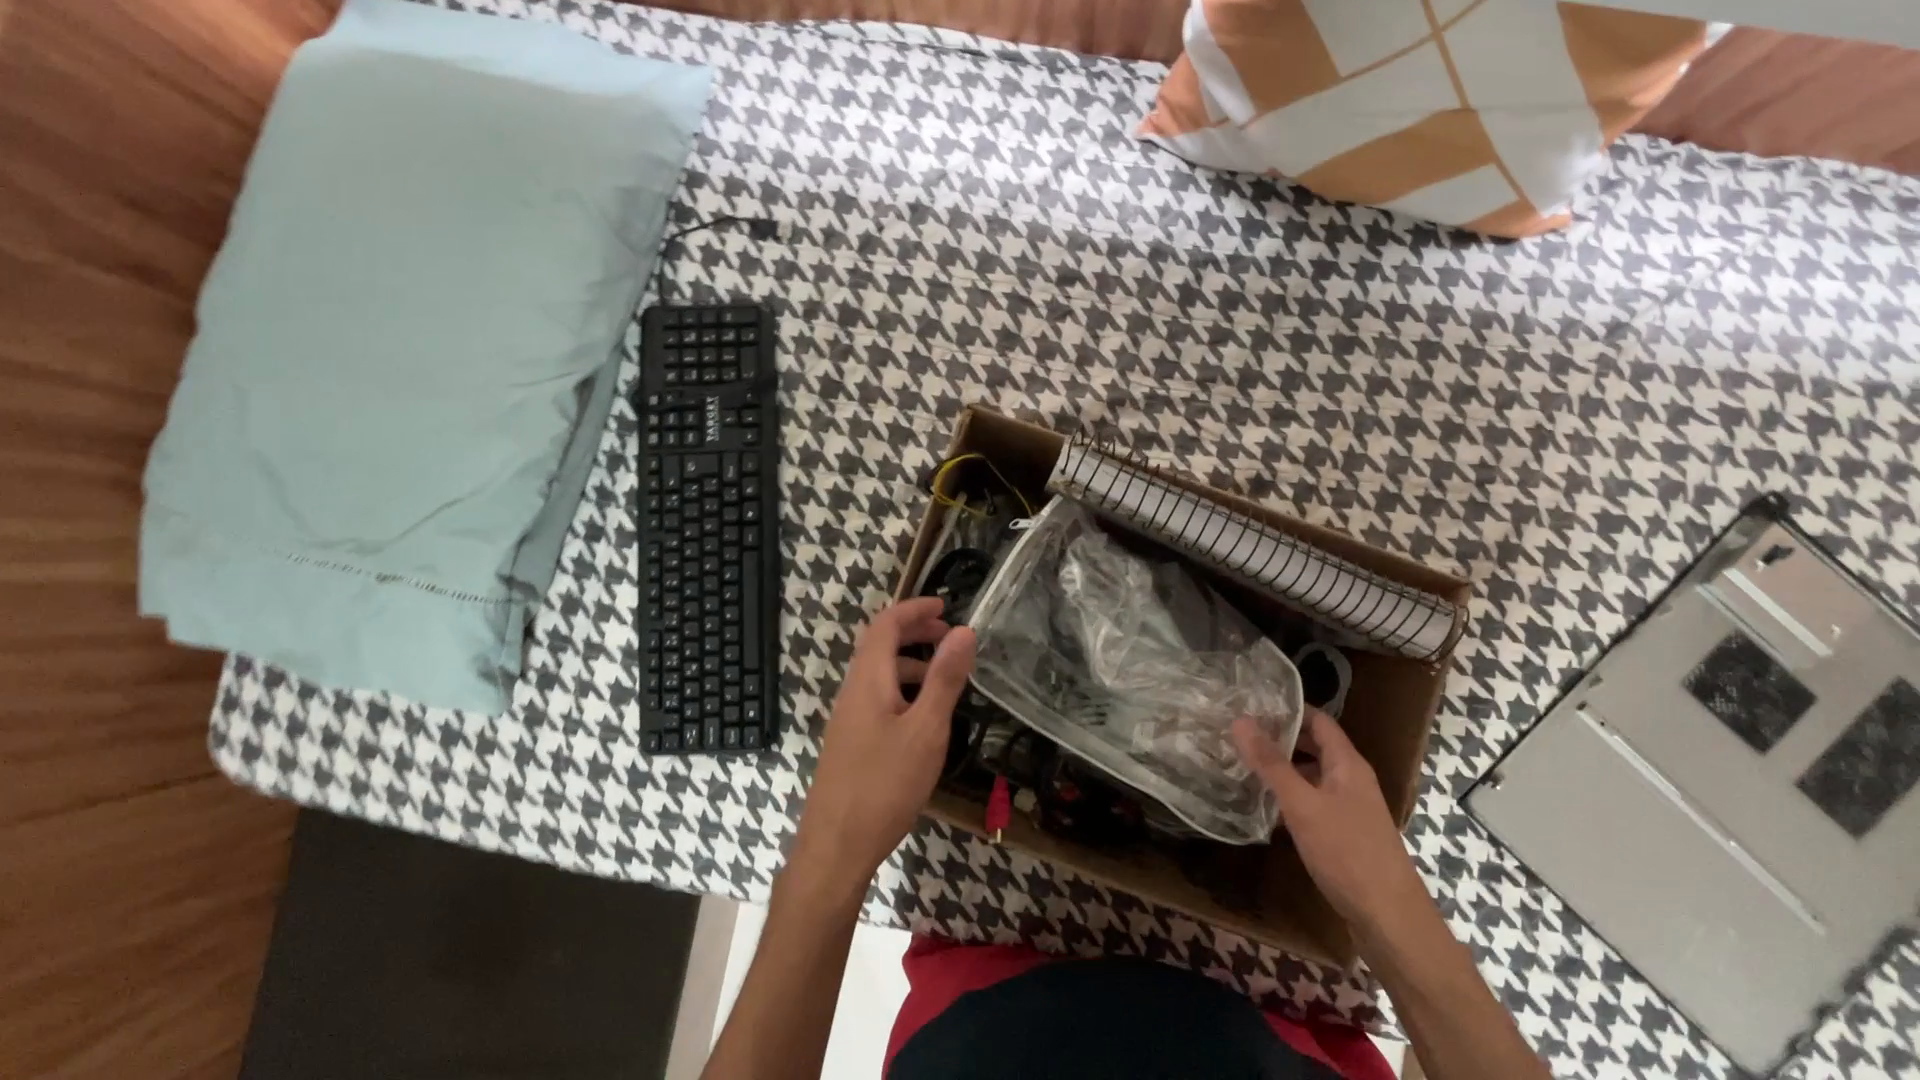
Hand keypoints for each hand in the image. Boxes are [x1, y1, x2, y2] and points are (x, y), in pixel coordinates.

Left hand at [791, 596, 976, 892]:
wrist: (836, 845)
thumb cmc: (885, 784)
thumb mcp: (926, 729)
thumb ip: (944, 679)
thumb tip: (963, 630)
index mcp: (868, 680)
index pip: (885, 625)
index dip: (914, 609)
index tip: (946, 606)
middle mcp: (852, 692)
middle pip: (879, 646)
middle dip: (914, 633)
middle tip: (951, 637)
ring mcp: (847, 720)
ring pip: (878, 675)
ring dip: (910, 663)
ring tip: (945, 676)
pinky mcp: (849, 744)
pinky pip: (876, 699)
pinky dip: (902, 690)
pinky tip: (923, 718)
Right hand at [1233, 709, 1428, 930]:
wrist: (1387, 916)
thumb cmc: (1347, 852)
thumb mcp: (1302, 805)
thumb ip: (1271, 764)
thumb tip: (1240, 721)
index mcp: (1348, 764)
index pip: (1318, 720)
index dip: (1287, 709)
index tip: (1248, 705)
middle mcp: (1351, 779)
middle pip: (1315, 746)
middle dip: (1279, 738)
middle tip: (1237, 734)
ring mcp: (1350, 808)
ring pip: (1312, 776)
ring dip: (1282, 769)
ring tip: (1241, 765)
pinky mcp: (1344, 833)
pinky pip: (1313, 802)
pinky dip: (1289, 798)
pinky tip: (1263, 807)